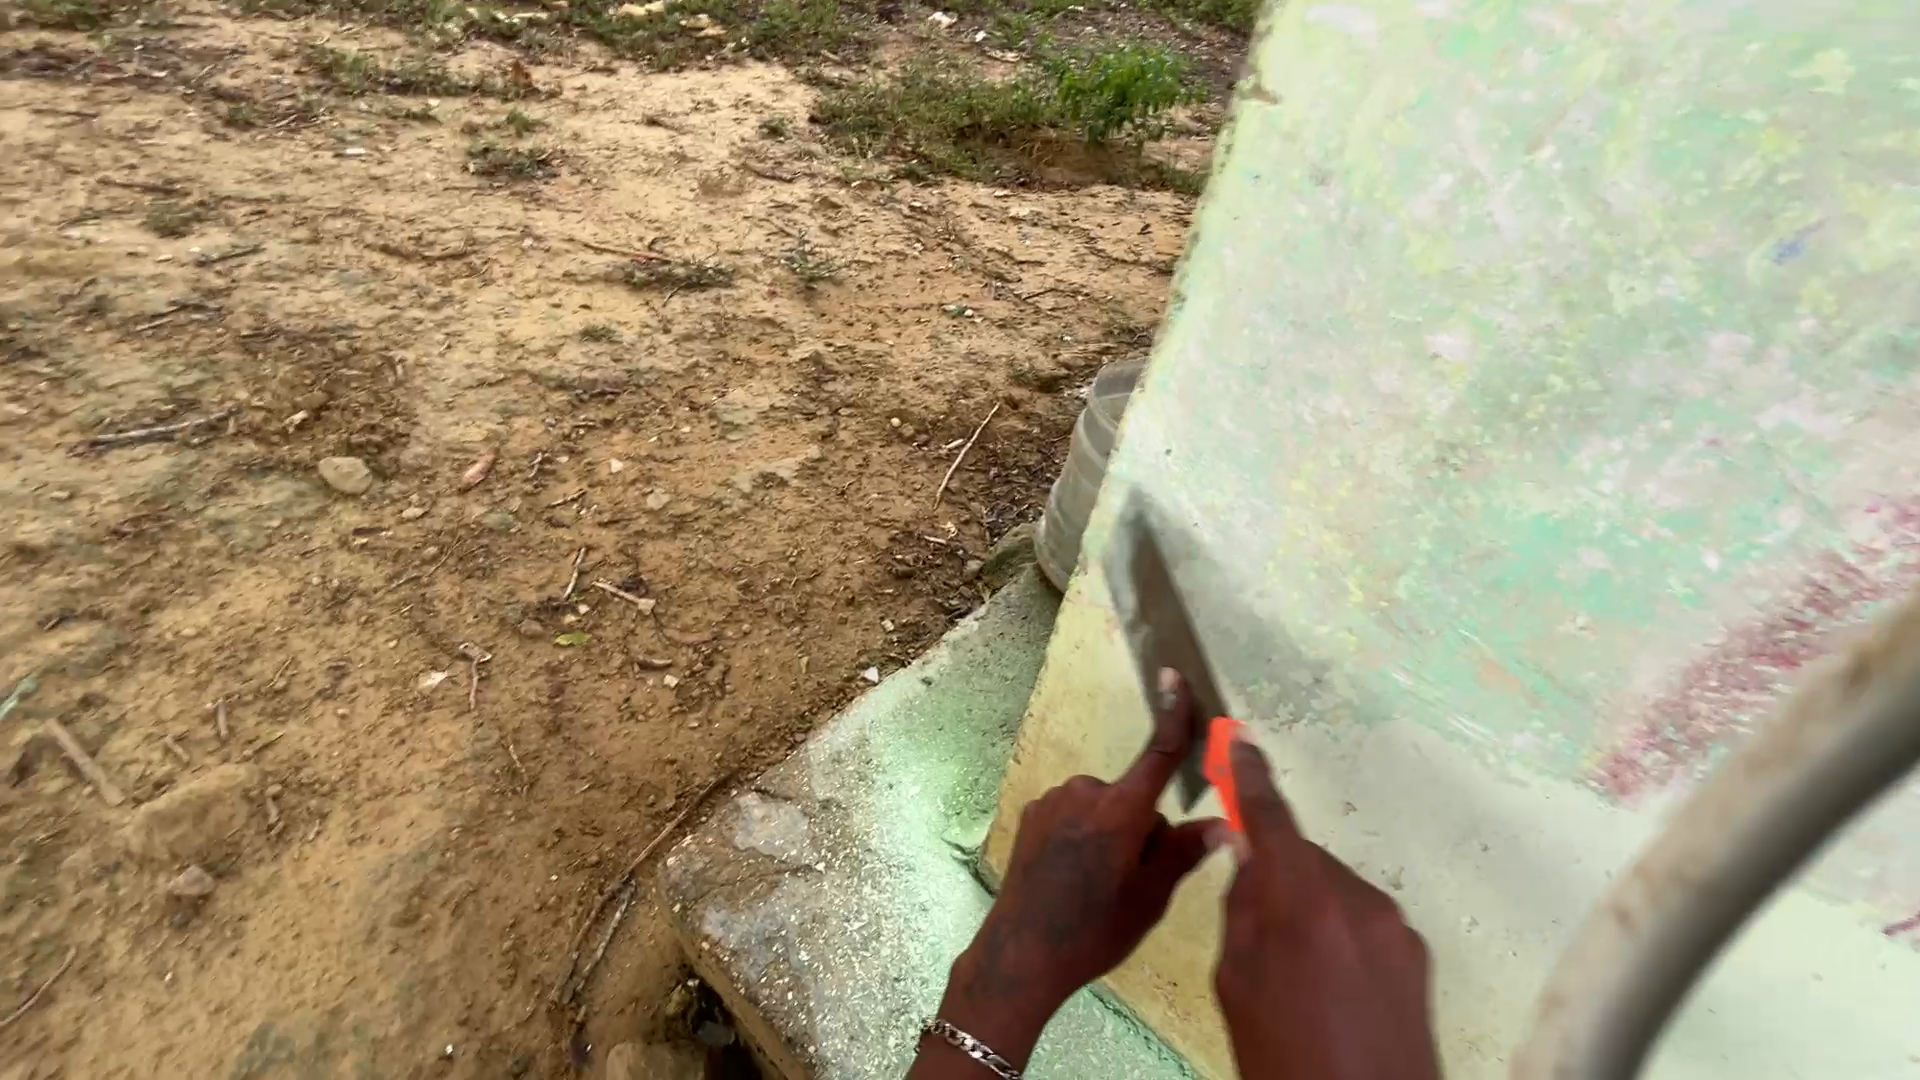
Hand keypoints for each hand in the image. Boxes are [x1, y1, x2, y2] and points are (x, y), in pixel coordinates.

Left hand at [917, 670, 1224, 1074]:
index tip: (1174, 676)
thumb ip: (1184, 851)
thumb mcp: (1150, 897)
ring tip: (1094, 882)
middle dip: (1139, 825)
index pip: (1158, 752)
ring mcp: (1054, 799)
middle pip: (1132, 796)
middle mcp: (1086, 790)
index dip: (1173, 714)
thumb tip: (1224, 823)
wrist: (1022, 950)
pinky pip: (1072, 813)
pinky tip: (1068, 873)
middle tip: (1128, 878)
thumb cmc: (1096, 928)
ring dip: (1108, 830)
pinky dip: (1079, 833)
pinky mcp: (1033, 811)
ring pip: (1102, 806)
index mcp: (1122, 808)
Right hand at [1216, 738, 1440, 1079]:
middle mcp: (1357, 900)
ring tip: (1299, 969)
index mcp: (1302, 902)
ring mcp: (1395, 927)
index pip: (1269, 817)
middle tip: (1257, 925)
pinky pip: (1361, 917)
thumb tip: (1249, 855)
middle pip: (1301, 856)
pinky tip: (1333, 983)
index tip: (1238, 738)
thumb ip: (1243, 904)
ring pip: (1331, 886)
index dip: (1250, 773)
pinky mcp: (1418, 954)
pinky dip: (1338, 930)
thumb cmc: (1279, 1054)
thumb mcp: (1235, 979)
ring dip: (1308, 903)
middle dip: (1276, 872)